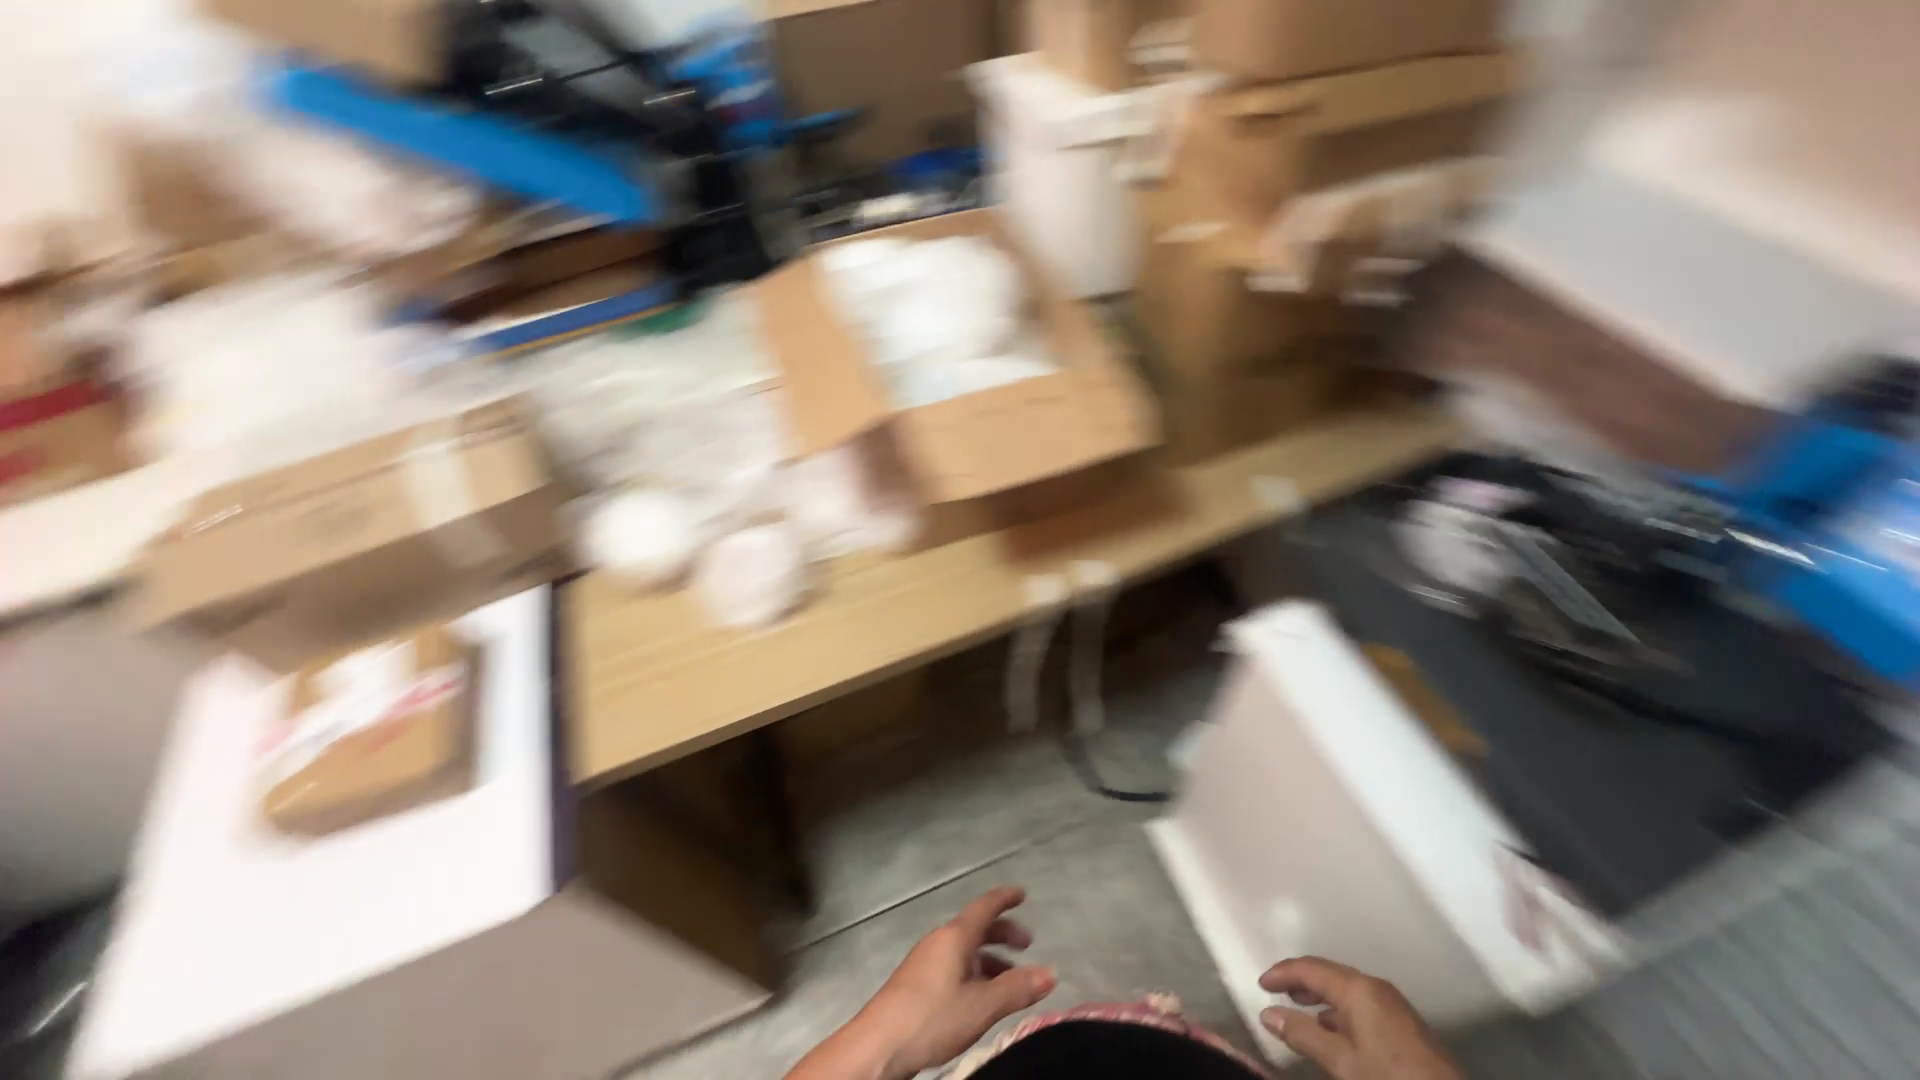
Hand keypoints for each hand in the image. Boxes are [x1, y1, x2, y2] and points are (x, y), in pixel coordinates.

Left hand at [858, 886, 1056, 1078]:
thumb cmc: (931, 1017)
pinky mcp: (917, 984)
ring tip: (1010, 979)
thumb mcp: (981, 1006)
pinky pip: (954, 966)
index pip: (984, 907)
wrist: (877, 1046)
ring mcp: (925, 962)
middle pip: (975, 928)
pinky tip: (981, 997)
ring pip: (965, 950)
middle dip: (1002, 932)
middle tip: (1027, 944)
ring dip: (990, 958)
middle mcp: (939, 942)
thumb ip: (1016, 988)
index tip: (1022, 893)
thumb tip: (1051, 972)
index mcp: (953, 937)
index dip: (1004, 899)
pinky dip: (974, 972)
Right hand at [1258, 957, 1461, 1079]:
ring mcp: (1393, 1005)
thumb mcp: (1342, 1063)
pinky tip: (1333, 1032)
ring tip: (1298, 1012)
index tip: (1260, 985)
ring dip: (1320, 997)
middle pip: (1329, 974)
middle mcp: (1375, 988)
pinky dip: (1339, 1011)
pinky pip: (1361, 1005)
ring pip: (1346, 990)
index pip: (1310, 968)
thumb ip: (1303, 1035)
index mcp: (1357, 989)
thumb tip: (1267, 1014)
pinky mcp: (1404, 1025)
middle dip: (1300, 981)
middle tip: (1275, 994)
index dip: (1282, 973)